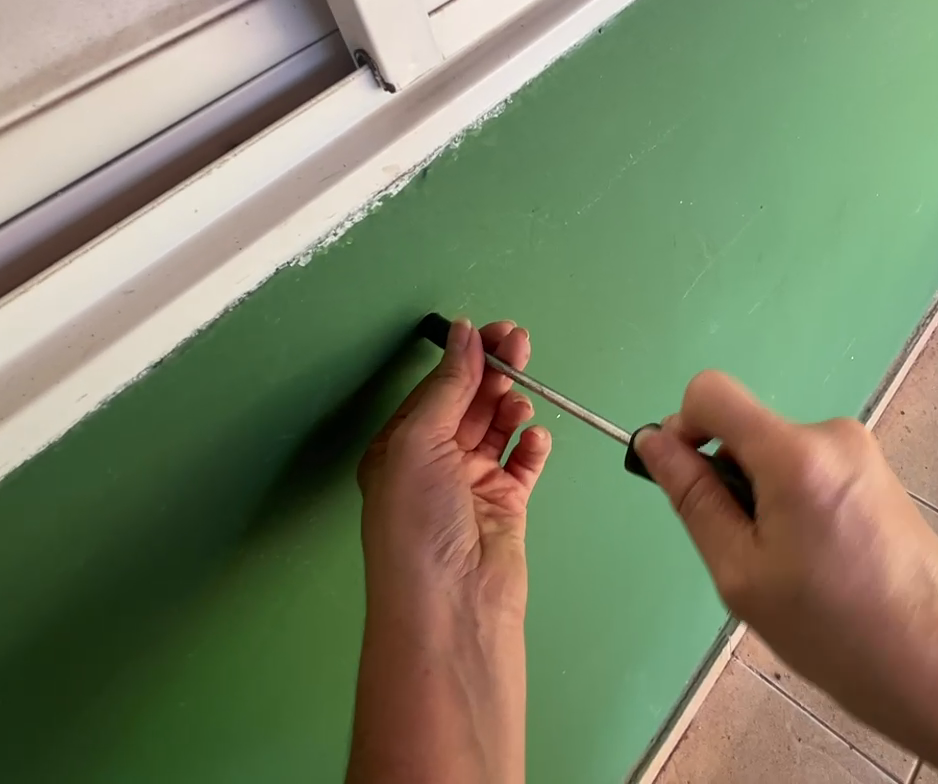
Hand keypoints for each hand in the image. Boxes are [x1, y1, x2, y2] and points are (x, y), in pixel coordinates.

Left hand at [357, 317, 549, 617]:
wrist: (452, 605)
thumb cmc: (419, 521)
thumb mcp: (419, 442)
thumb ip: (447, 386)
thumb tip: (464, 334)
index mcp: (402, 445)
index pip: (438, 388)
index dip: (466, 358)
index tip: (494, 332)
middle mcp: (434, 461)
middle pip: (470, 401)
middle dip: (495, 372)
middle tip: (520, 345)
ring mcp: (471, 482)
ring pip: (498, 426)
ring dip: (512, 406)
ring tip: (521, 402)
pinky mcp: (506, 502)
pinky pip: (523, 461)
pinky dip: (531, 445)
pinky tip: (534, 438)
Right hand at [632, 372, 937, 754]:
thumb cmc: (833, 629)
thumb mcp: (741, 573)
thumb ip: (693, 497)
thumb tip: (652, 442)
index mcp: (793, 452)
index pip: (710, 391)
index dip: (683, 426)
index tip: (688, 481)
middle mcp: (829, 432)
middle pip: (746, 430)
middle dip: (730, 479)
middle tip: (750, 553)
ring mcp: (860, 448)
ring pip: (776, 454)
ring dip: (763, 496)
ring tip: (791, 567)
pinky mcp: (877, 469)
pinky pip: (809, 467)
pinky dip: (795, 501)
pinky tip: (820, 560)